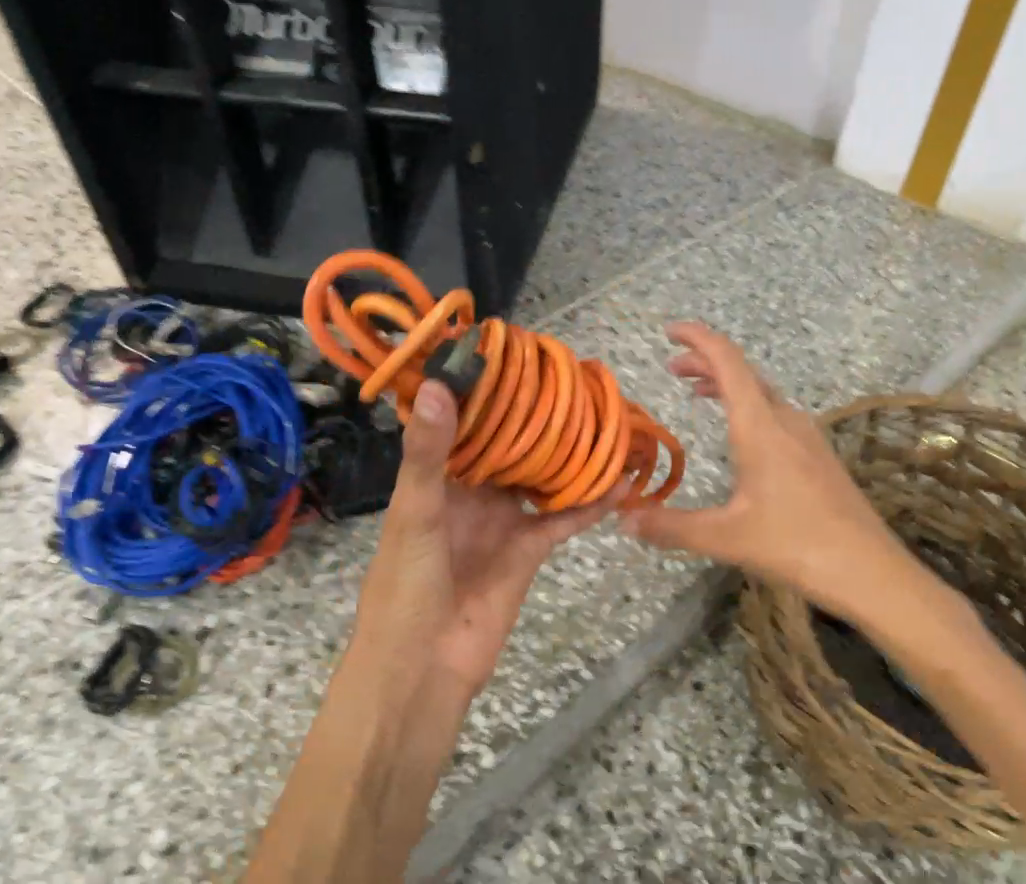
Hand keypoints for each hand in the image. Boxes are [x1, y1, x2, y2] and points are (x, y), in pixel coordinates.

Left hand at [351, 380, 624, 698]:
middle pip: (508, 447)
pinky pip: (562, 520)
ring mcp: (502, 521)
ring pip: (539, 478)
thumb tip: (440, 384)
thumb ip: (428, 454)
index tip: (515, 356)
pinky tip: (621, 481)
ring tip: (602, 419)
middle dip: (535, 419)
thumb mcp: (414, 514)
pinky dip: (589, 503)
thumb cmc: (404, 587)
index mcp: (435, 479)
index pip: (461, 424)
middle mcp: (470, 493)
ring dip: (566, 456)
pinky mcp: (529, 551)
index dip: (484, 392)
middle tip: (573, 381)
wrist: (423, 669)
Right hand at [620, 323, 939, 622]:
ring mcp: (807, 436)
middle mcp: (786, 421)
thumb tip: (624, 519)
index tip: (670, 330)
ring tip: (698, 393)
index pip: (728, 362)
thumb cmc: (796, 546)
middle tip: (672, 368)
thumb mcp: (726, 538)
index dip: (697, 338)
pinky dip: (748, 406)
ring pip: (762, 393)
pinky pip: (776, 412)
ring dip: (728, 384)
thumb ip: (672, 527)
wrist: (870, 571)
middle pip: (743, 373)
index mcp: (760, 427)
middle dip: (705, 362)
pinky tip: (740, 434)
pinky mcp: (819, 455)